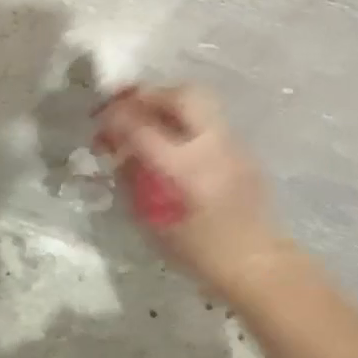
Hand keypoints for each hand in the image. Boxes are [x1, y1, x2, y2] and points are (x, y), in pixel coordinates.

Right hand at [94, 84, 280, 286]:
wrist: (255, 262)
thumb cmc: (197, 251)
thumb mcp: (151, 220)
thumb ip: (132, 180)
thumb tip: (117, 152)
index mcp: (182, 169)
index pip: (141, 127)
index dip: (117, 116)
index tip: (101, 117)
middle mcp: (210, 146)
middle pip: (180, 95)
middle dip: (150, 95)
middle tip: (129, 106)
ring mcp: (233, 143)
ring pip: (201, 102)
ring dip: (171, 104)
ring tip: (152, 120)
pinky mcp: (244, 149)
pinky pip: (211, 121)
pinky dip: (188, 121)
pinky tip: (177, 142)